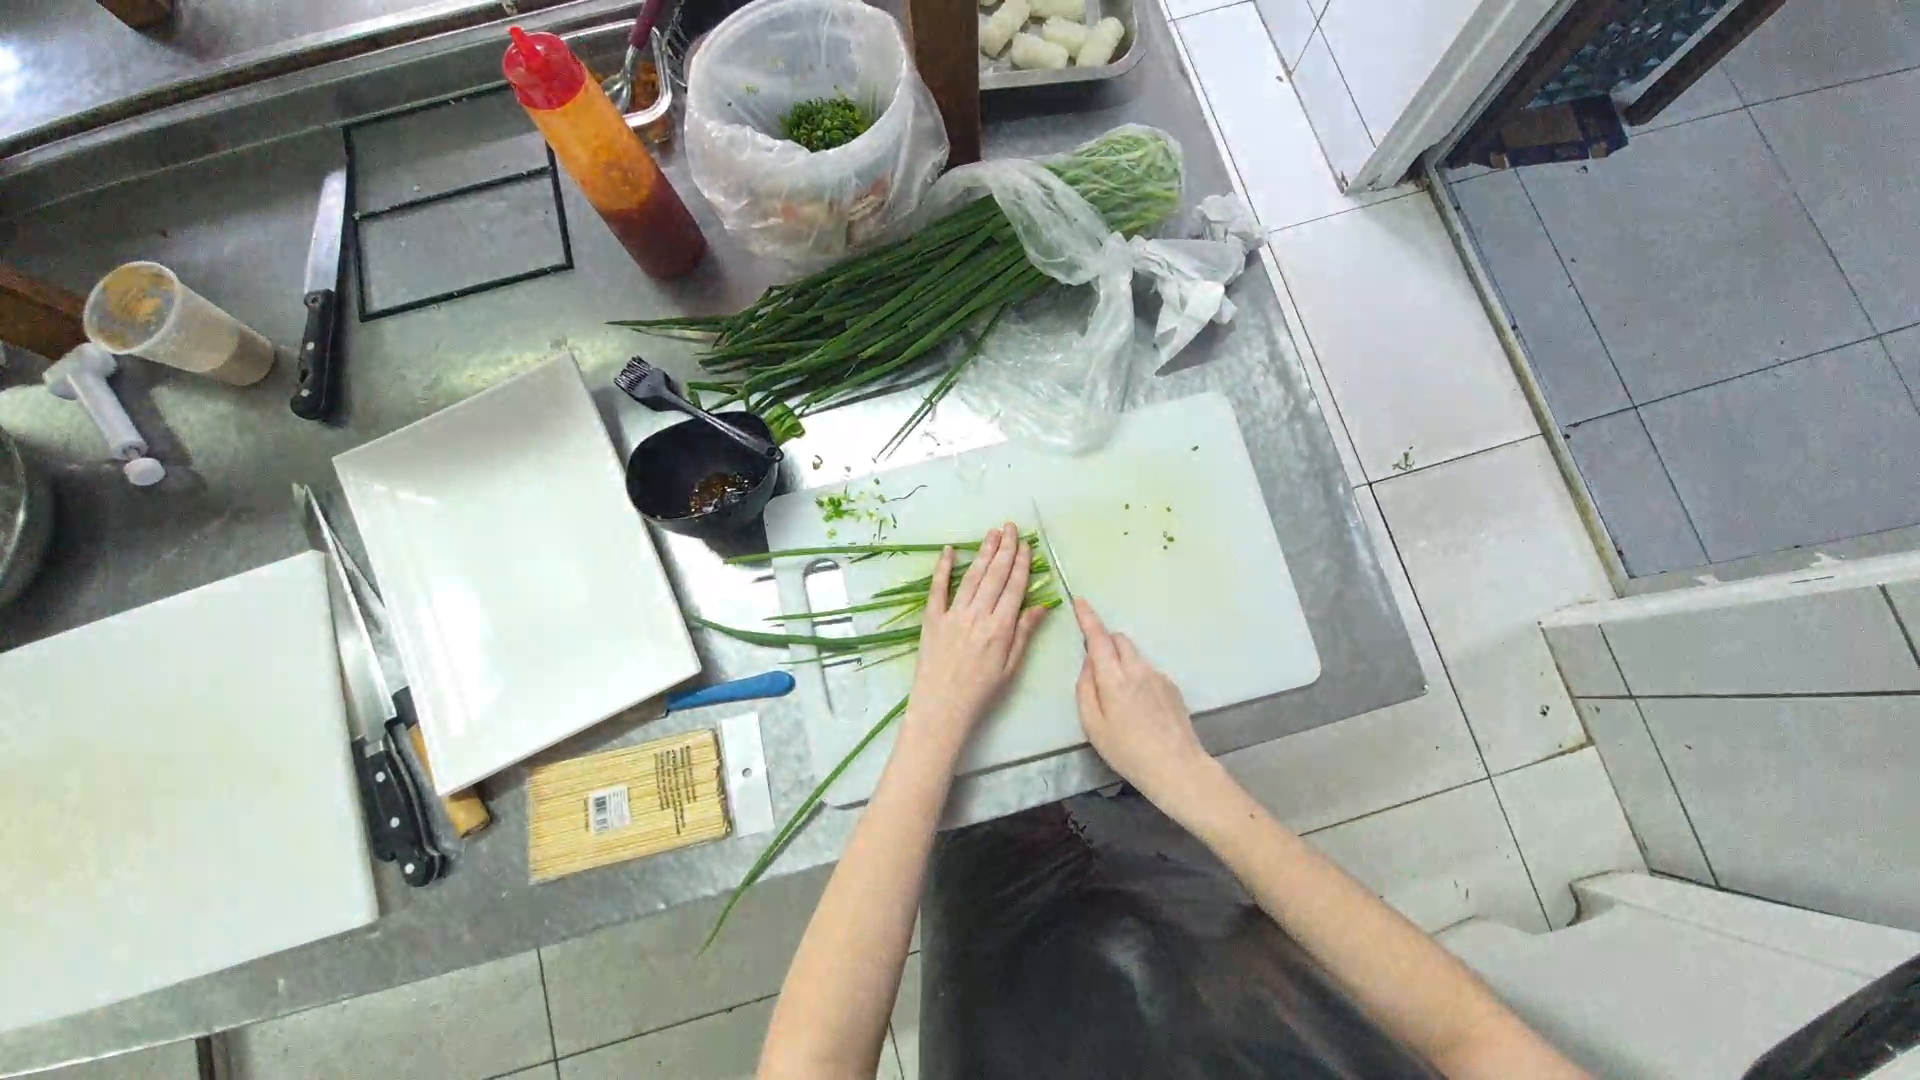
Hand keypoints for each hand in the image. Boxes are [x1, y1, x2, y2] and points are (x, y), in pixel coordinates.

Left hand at [904, 523, 1050, 753]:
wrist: (941, 708)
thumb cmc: (980, 692)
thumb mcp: (1010, 667)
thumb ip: (1024, 633)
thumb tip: (1041, 605)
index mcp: (1000, 628)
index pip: (1014, 588)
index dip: (1021, 564)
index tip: (1026, 545)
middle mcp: (978, 616)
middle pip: (995, 575)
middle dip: (1005, 549)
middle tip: (1011, 527)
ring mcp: (953, 615)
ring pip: (972, 577)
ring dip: (983, 552)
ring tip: (992, 533)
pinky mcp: (932, 619)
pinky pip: (938, 588)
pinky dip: (943, 568)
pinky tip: (949, 550)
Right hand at [1074, 598, 1219, 816]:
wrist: (1177, 767)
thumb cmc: (1127, 751)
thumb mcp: (1093, 725)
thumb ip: (1085, 689)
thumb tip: (1089, 664)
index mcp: (1114, 678)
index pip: (1099, 638)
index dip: (1088, 618)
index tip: (1080, 601)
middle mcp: (1138, 669)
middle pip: (1119, 641)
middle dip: (1106, 643)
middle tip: (1096, 667)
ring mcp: (1159, 676)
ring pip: (1135, 656)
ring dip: (1122, 663)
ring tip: (1120, 699)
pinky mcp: (1172, 687)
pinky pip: (1148, 672)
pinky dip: (1138, 678)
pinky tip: (1140, 710)